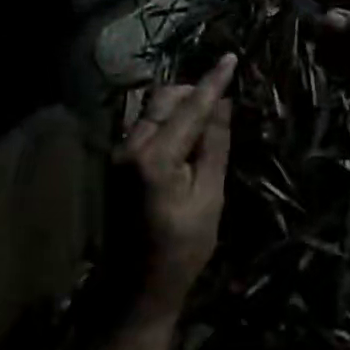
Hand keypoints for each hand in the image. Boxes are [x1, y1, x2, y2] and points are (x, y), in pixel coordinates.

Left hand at [112, 54, 236, 314]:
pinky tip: (187, 138)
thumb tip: (221, 104)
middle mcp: (130, 147)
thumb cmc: (180, 251)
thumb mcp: (209, 198)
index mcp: (154, 158)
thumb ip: (214, 146)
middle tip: (221, 104)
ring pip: (153, 110)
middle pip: (164, 99)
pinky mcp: (118, 162)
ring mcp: (119, 154)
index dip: (212, 82)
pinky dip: (169, 121)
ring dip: (181, 106)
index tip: (230, 58)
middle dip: (193, 92)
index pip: (190, 108)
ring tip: (207, 122)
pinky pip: (146, 125)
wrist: (133, 291)